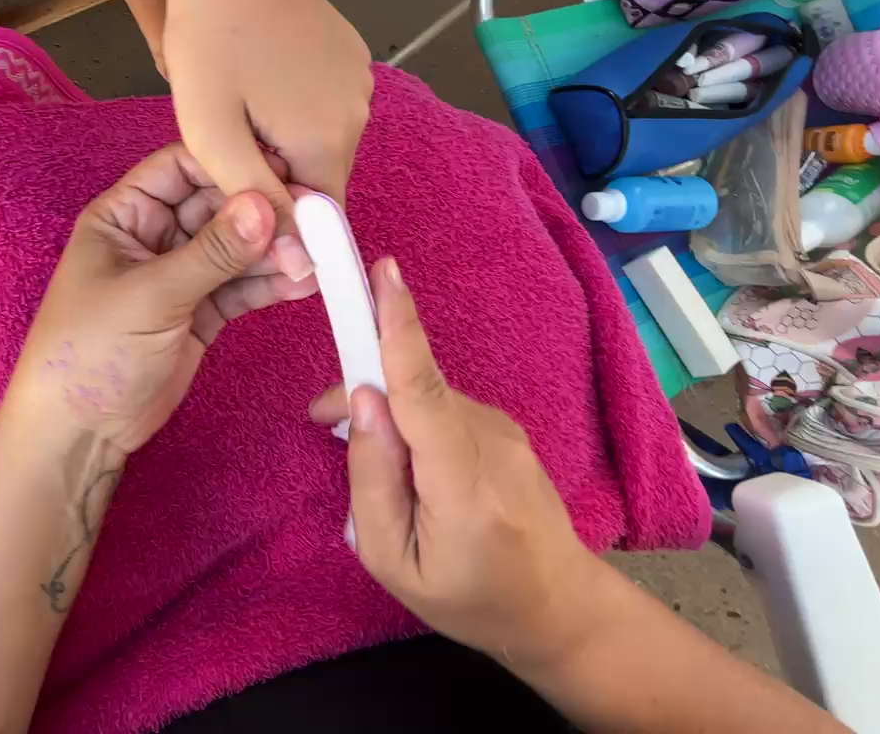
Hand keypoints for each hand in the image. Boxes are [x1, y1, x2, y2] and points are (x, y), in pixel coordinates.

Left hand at [8, 144, 318, 454]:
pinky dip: (270, 285)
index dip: (229, 164)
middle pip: (218, 207)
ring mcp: (181, 274)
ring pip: (236, 249)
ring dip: (275, 251)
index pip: (182, 168)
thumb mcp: (150, 295)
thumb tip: (264, 205)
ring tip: (319, 254)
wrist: (80, 432)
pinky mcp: (202, 310)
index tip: (280, 168)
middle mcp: (155, 235)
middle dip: (263, 212)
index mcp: (125, 214)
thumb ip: (211, 252)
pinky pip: (241, 287)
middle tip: (314, 218)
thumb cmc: (90, 351)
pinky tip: (305, 283)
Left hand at [160, 0, 372, 212]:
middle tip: (226, 147)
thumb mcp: (213, 134)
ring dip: (283, 145)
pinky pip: (324, 107)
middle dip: (277, 180)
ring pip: (321, 142)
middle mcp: (360, 113)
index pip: (322, 218)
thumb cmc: (208, 41)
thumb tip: (302, 265)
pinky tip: (259, 82)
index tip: (239, 204)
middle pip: (322, 178)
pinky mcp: (349, 53)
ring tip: (238, 109)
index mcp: (330, 140)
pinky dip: (294, 112)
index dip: (282, 225)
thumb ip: (257, 201)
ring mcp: (359, 78)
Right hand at [308, 257, 612, 677]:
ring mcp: (503, 427)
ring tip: (368, 458)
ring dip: (385, 410)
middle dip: (360, 390)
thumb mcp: (392, 559)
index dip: (400, 330)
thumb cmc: (469, 596)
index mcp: (464, 484)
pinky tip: (407, 460)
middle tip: (320, 420)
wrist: (559, 606)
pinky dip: (410, 417)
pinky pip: (441, 406)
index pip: (424, 393)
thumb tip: (365, 398)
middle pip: (412, 390)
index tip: (385, 273)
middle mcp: (490, 440)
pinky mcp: (503, 423)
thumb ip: (372, 477)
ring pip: (423, 396)